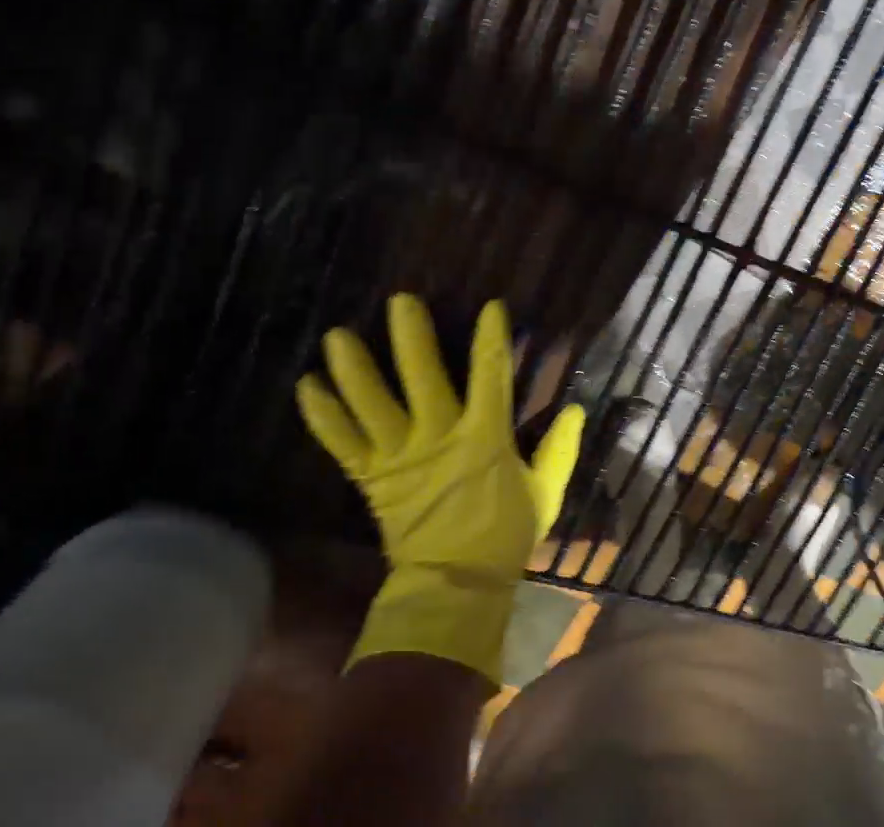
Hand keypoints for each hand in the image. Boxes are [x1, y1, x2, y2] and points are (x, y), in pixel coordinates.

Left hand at [296, 294, 583, 684]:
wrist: (457, 583)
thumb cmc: (507, 535)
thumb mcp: (546, 492)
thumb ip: (561, 449)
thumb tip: (576, 409)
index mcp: (486, 437)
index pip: (491, 374)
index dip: (491, 337)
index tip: (490, 306)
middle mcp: (439, 437)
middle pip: (422, 376)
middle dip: (411, 336)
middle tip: (400, 301)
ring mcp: (401, 457)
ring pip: (373, 403)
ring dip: (354, 368)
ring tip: (338, 335)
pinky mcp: (373, 478)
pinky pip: (342, 443)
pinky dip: (323, 416)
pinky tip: (307, 386)